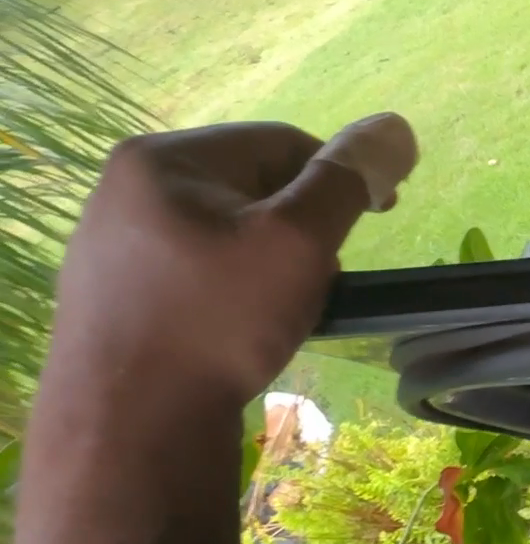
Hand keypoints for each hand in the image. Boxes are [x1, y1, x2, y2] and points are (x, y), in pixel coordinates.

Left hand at [46, 116, 416, 406]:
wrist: (131, 417)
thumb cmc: (221, 315)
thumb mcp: (302, 239)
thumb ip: (349, 178)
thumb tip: (395, 125)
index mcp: (165, 159)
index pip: (287, 141)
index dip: (344, 175)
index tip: (379, 219)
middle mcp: (130, 185)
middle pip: (260, 180)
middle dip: (310, 218)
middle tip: (328, 266)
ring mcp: (119, 236)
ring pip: (238, 222)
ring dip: (283, 249)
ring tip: (291, 294)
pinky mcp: (121, 281)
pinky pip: (208, 256)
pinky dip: (247, 275)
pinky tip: (252, 312)